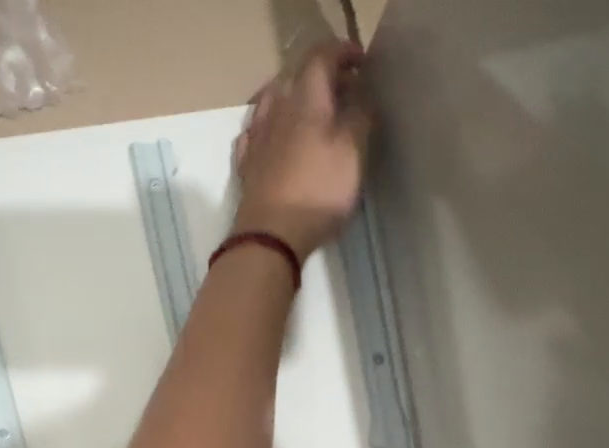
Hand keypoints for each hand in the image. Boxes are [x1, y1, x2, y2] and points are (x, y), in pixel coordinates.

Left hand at [232, 41, 372, 259]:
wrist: (271, 235)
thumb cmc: (319, 191)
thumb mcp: (354, 152)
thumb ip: (360, 116)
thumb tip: (360, 93)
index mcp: (306, 98)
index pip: (322, 56)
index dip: (343, 51)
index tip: (361, 61)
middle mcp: (276, 109)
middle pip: (296, 77)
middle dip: (321, 76)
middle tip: (344, 89)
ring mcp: (256, 137)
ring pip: (272, 101)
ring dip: (293, 98)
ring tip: (311, 110)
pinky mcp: (246, 165)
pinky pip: (256, 133)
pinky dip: (270, 127)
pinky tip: (274, 135)